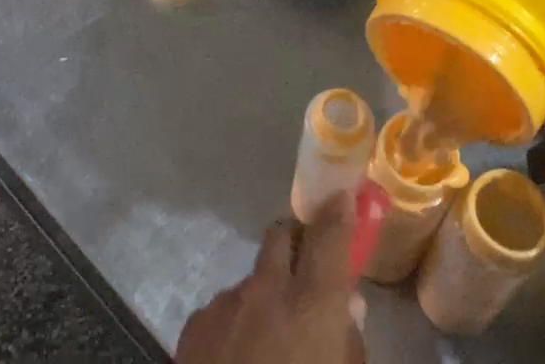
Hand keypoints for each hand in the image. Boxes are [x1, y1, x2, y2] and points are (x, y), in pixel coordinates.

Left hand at [175, 193, 365, 363]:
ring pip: (251, 277)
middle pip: (280, 235)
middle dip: (295, 241)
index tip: (344, 196)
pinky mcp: (194, 327)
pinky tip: (238, 357)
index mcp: (313, 303)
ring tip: (270, 335)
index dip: (339, 210)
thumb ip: (349, 343)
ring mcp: (226, 304)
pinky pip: (224, 308)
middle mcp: (268, 290)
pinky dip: (236, 321)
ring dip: (265, 292)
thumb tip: (346, 314)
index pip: (330, 233)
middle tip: (306, 265)